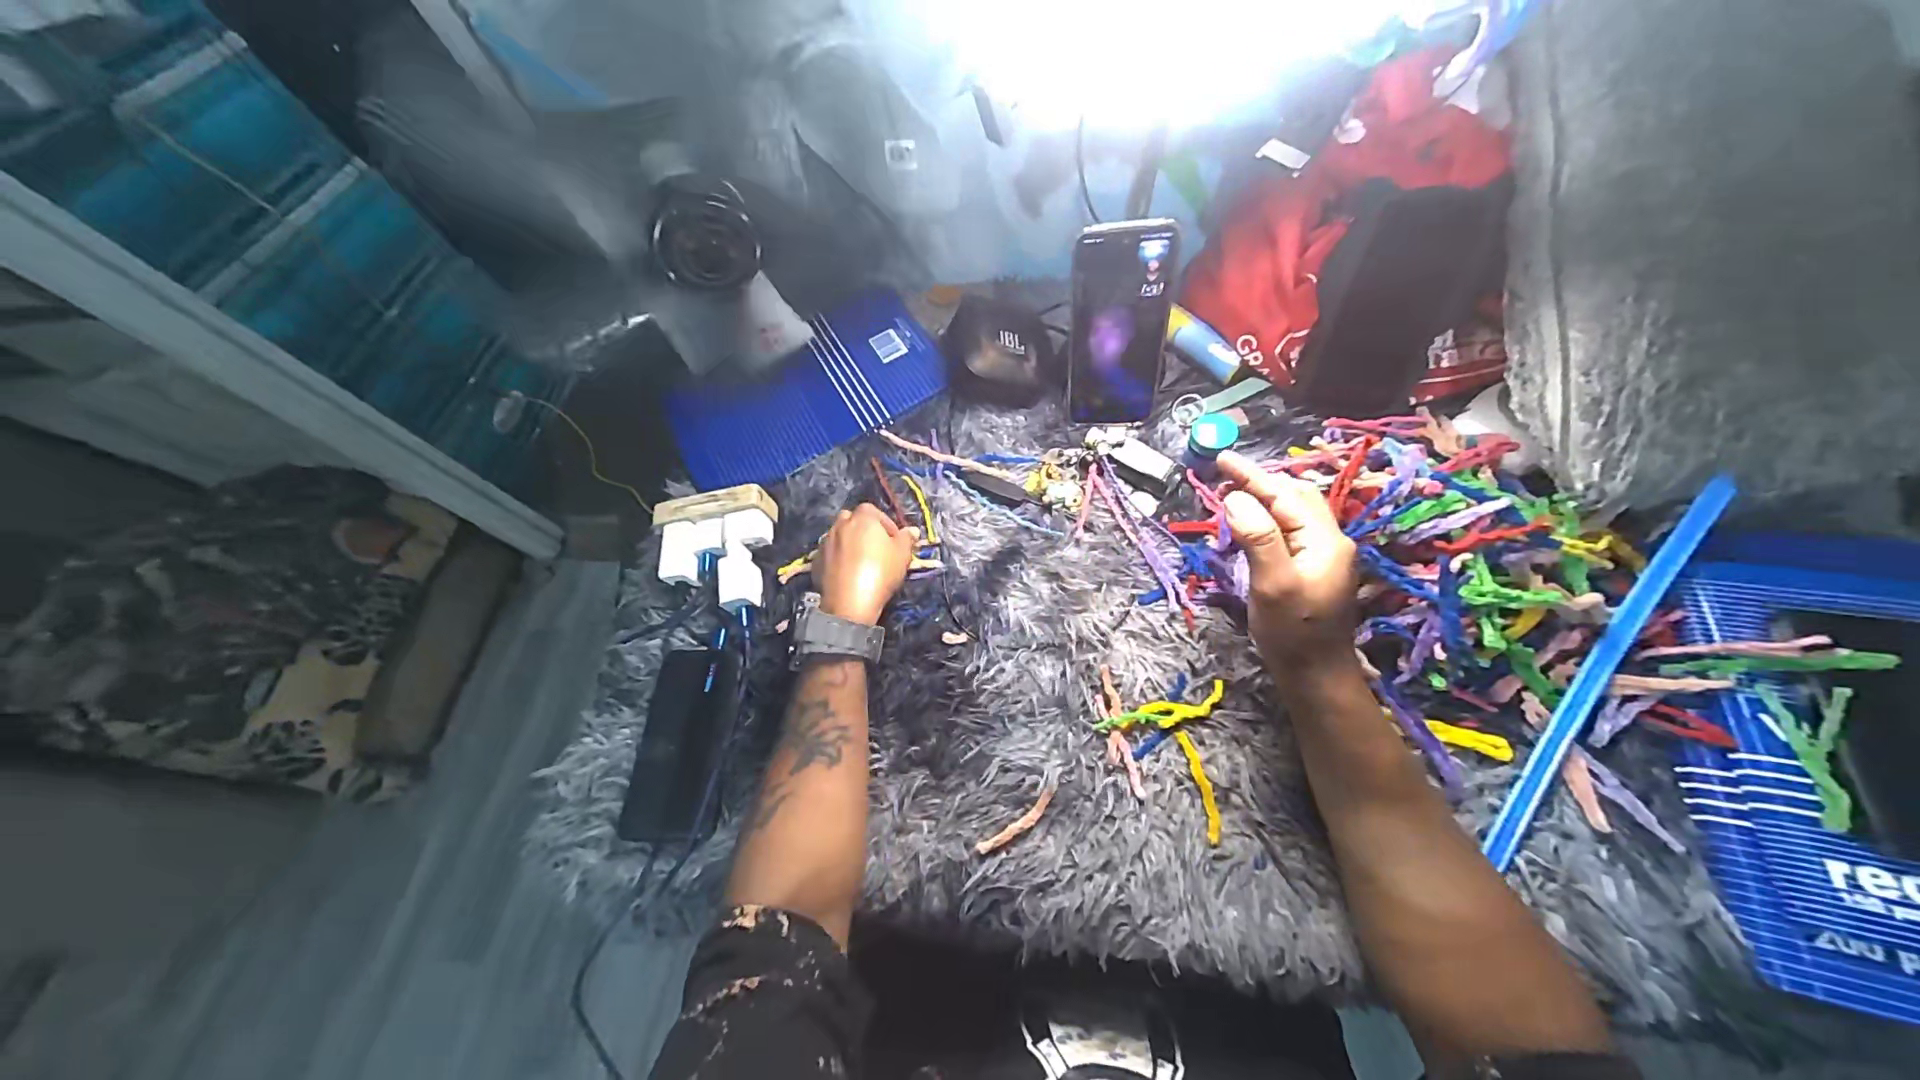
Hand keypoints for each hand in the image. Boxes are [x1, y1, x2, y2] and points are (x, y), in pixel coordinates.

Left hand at [815, 504, 919, 625]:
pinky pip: (829, 553)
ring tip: (860, 561)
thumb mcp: (902, 555)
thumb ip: (907, 539)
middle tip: (876, 548)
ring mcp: (825, 542)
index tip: (894, 540)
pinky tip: (846, 572)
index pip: (873, 511)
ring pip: (839, 536)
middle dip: (863, 530)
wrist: (850, 602)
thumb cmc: (881, 572)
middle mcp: (840, 524)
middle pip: (852, 520)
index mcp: (862, 518)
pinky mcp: (816, 560)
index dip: (885, 524)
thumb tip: (911, 530)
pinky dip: (837, 558)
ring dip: (849, 543)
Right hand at [1216, 451, 1359, 670]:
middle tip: (1222, 477)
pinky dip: (1266, 516)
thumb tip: (1236, 498)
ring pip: (1292, 511)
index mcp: (1324, 540)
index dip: (1251, 475)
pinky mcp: (1312, 567)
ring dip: (1262, 498)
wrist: (1315, 674)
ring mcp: (1323, 554)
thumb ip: (1257, 537)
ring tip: (1231, 494)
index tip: (1221, 458)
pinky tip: (1249, 522)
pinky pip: (1289, 528)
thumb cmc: (1293, 632)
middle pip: (1294, 496)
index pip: (1284, 495)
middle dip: (1259, 481)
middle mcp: (1329, 541)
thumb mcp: (1272, 584)